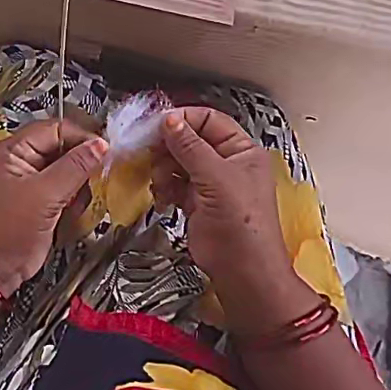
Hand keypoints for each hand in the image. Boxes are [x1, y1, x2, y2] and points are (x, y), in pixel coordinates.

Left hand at [0, 120, 106, 296]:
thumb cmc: (5, 232)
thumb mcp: (44, 195)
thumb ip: (74, 167)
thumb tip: (99, 145)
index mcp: (14, 150)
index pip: (56, 128)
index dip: (81, 138)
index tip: (102, 151)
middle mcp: (22, 161)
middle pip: (64, 147)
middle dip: (81, 164)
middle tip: (92, 179)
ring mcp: (32, 181)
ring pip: (69, 169)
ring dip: (79, 184)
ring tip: (75, 202)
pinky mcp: (41, 200)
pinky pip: (67, 189)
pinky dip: (74, 199)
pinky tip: (70, 212)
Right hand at [153, 108, 320, 334]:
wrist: (241, 270)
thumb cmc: (241, 224)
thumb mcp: (215, 177)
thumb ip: (190, 146)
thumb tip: (170, 120)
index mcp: (241, 150)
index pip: (209, 120)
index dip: (184, 119)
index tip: (158, 123)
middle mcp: (226, 163)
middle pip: (190, 140)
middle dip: (169, 145)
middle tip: (149, 149)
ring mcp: (210, 183)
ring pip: (178, 161)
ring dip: (163, 167)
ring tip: (159, 178)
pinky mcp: (196, 202)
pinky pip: (173, 182)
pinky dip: (164, 185)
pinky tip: (162, 194)